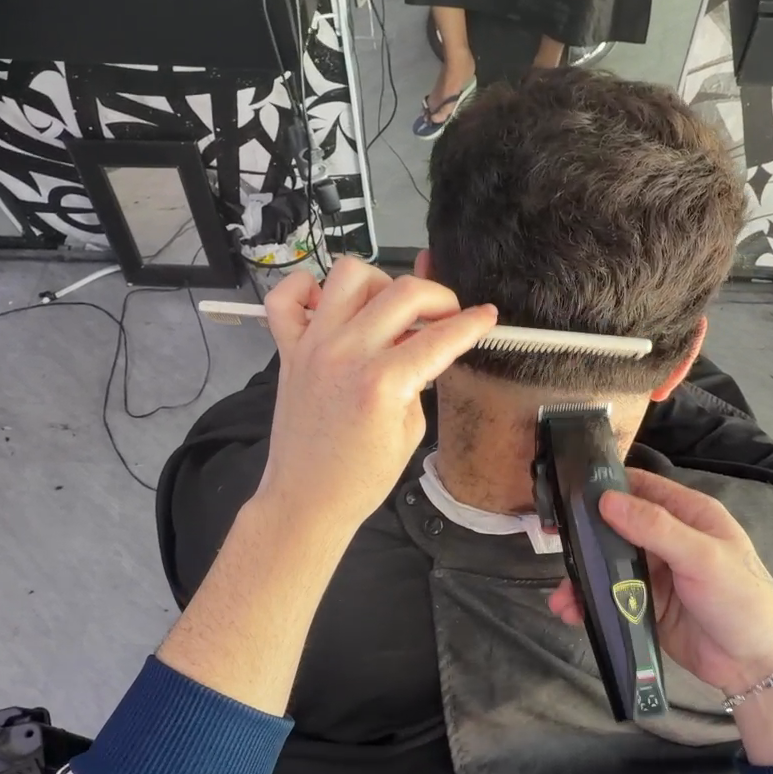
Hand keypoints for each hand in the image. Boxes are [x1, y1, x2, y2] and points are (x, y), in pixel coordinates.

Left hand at [256, 260, 496, 534]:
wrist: (308, 499)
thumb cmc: (361, 479)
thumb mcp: (411, 433)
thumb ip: (418, 382)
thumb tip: (424, 349)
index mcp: (383, 383)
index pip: (440, 338)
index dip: (472, 324)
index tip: (486, 316)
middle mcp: (347, 354)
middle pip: (403, 292)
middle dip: (438, 297)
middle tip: (447, 316)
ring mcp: (313, 346)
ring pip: (349, 274)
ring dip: (380, 283)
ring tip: (390, 310)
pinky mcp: (289, 350)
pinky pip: (286, 297)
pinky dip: (306, 287)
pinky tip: (328, 304)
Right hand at [548, 468, 772, 694]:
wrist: (758, 665)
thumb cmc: (742, 599)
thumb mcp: (702, 558)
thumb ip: (655, 528)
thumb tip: (607, 500)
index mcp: (689, 515)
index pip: (642, 488)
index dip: (608, 486)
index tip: (570, 492)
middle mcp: (669, 540)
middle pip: (617, 528)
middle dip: (585, 539)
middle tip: (554, 543)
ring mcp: (657, 575)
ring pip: (609, 566)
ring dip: (584, 579)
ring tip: (562, 598)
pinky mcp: (647, 606)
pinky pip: (611, 598)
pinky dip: (590, 604)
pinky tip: (572, 614)